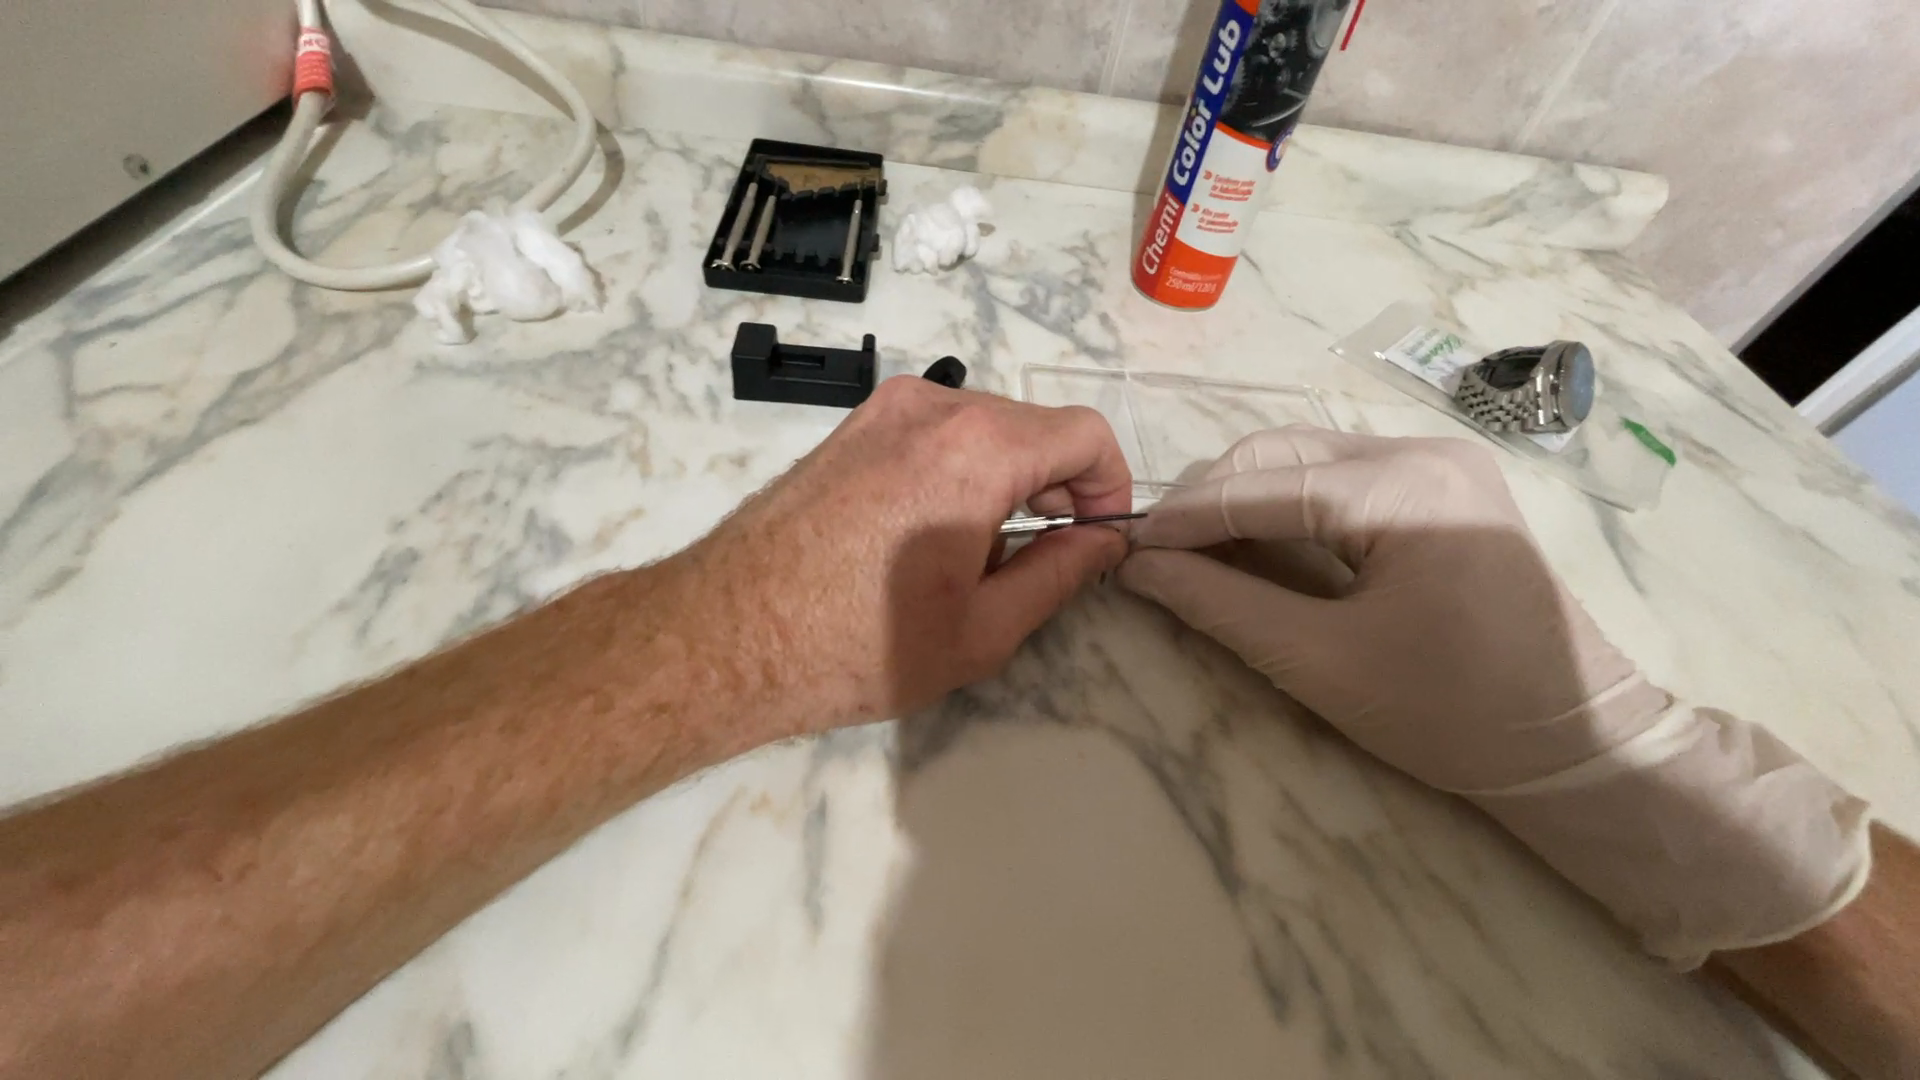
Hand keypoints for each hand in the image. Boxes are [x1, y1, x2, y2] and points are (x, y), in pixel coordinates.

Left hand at [660, 375, 1131, 748]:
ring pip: (985, 429)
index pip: (1084, 434)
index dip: (1108, 485)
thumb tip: (1105, 540)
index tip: (1096, 538)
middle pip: (1034, 428)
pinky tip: (931, 535)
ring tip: (978, 557)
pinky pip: (936, 434)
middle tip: (1042, 558)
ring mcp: (882, 409)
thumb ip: (1061, 573)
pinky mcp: (850, 427)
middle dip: (1057, 488)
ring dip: (1007, 482)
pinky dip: (959, 472)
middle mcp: (932, 406)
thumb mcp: (982, 629)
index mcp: (976, 448)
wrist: (723, 637)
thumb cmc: (859, 647)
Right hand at [1119, 425, 1658, 791]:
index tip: (1126, 545)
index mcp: (1404, 491)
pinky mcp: (1439, 485)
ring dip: (1240, 495)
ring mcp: (1437, 463)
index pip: (1263, 487)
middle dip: (1209, 497)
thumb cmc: (1449, 714)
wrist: (1578, 746)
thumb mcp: (1318, 662)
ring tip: (1195, 546)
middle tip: (1159, 550)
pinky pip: (1334, 475)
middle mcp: (1422, 453)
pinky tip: (1252, 536)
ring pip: (1302, 456)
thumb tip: (1138, 568)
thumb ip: (1219, 604)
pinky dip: (1280, 502)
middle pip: (1279, 453)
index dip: (1186, 517)